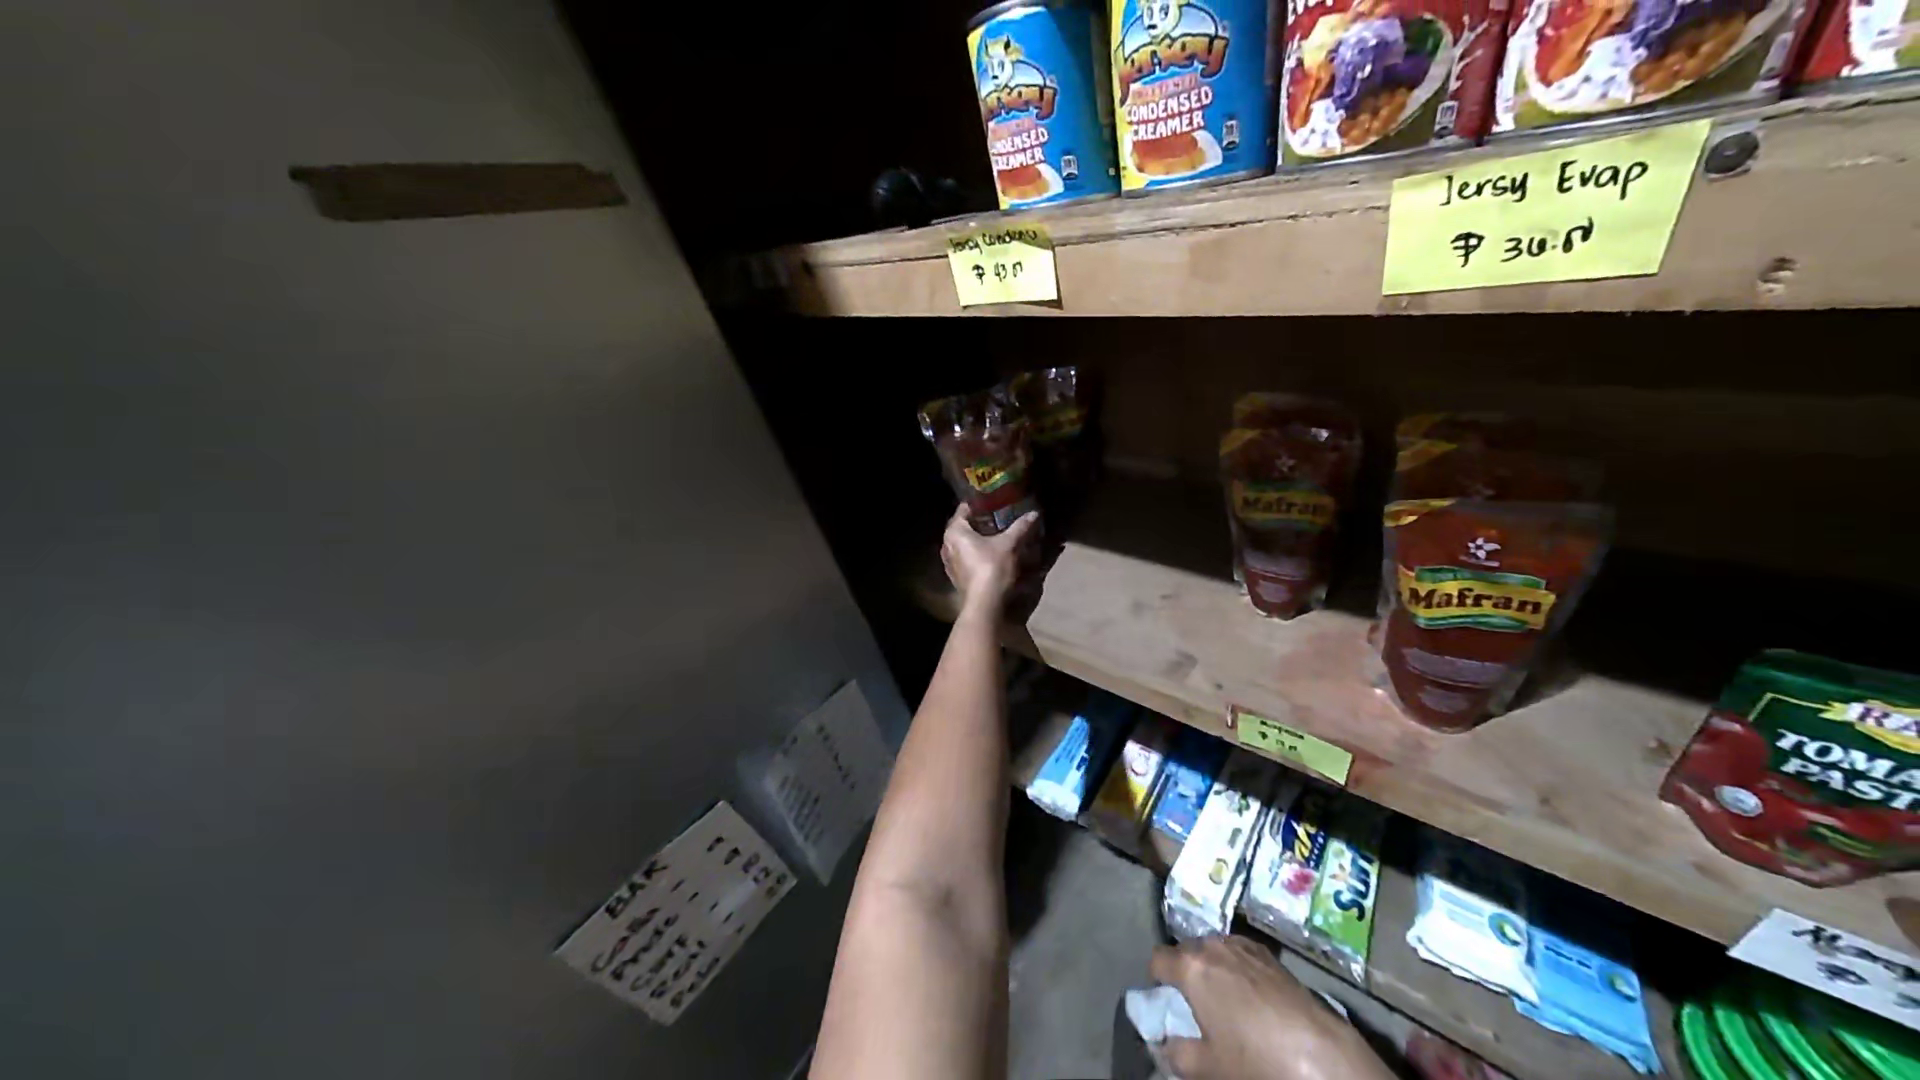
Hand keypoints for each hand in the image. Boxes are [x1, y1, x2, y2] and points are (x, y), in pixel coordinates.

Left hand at [939, 504, 1037, 617]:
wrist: (984, 604)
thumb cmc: (992, 567)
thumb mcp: (1009, 544)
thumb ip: (1020, 527)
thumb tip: (1034, 514)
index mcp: (954, 532)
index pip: (964, 510)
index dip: (979, 504)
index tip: (994, 501)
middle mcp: (947, 545)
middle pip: (963, 527)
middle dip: (980, 522)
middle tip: (999, 516)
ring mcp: (949, 563)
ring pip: (964, 544)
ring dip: (978, 539)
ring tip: (997, 534)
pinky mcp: (956, 577)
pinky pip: (965, 558)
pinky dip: (976, 553)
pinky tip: (990, 554)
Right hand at [1150, 936, 1393, 1079]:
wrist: (1321, 1055)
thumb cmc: (1254, 1059)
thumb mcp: (1206, 1067)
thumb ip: (1175, 1052)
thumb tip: (1163, 1044)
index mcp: (1190, 966)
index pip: (1157, 959)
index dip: (1156, 980)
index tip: (1166, 1000)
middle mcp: (1213, 945)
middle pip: (1186, 950)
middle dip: (1185, 970)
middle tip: (1195, 1004)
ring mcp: (1243, 945)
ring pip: (1213, 948)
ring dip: (1211, 966)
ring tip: (1224, 999)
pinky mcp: (1269, 954)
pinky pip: (1239, 953)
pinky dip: (1236, 967)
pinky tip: (1251, 996)